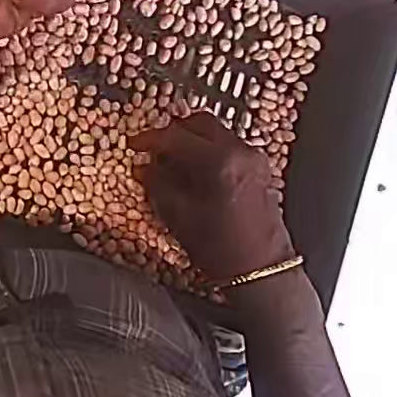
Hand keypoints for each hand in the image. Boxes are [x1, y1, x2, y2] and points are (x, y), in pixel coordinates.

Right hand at [132, 113, 294, 280]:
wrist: (261, 272)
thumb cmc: (220, 250)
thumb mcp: (178, 217)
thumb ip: (157, 184)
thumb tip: (145, 166)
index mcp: (219, 161)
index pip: (177, 136)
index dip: (150, 139)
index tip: (134, 144)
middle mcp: (241, 152)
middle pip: (200, 123)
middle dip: (173, 132)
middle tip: (153, 148)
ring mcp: (254, 159)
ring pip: (215, 134)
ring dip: (191, 142)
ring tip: (171, 164)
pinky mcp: (259, 170)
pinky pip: (228, 148)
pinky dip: (207, 153)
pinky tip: (193, 174)